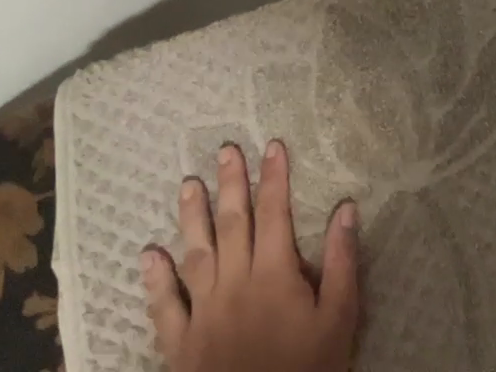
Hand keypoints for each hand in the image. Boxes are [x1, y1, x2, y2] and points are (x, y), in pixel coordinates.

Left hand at [141, 141, 362, 371]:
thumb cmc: (309, 368)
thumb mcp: (340, 317)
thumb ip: (342, 262)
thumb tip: (346, 209)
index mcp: (274, 275)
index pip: (274, 214)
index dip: (274, 177)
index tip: (273, 146)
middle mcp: (234, 285)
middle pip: (232, 225)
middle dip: (231, 184)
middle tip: (224, 150)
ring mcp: (202, 315)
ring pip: (195, 254)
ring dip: (191, 217)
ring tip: (188, 184)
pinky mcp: (179, 345)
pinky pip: (164, 306)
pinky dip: (155, 278)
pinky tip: (149, 254)